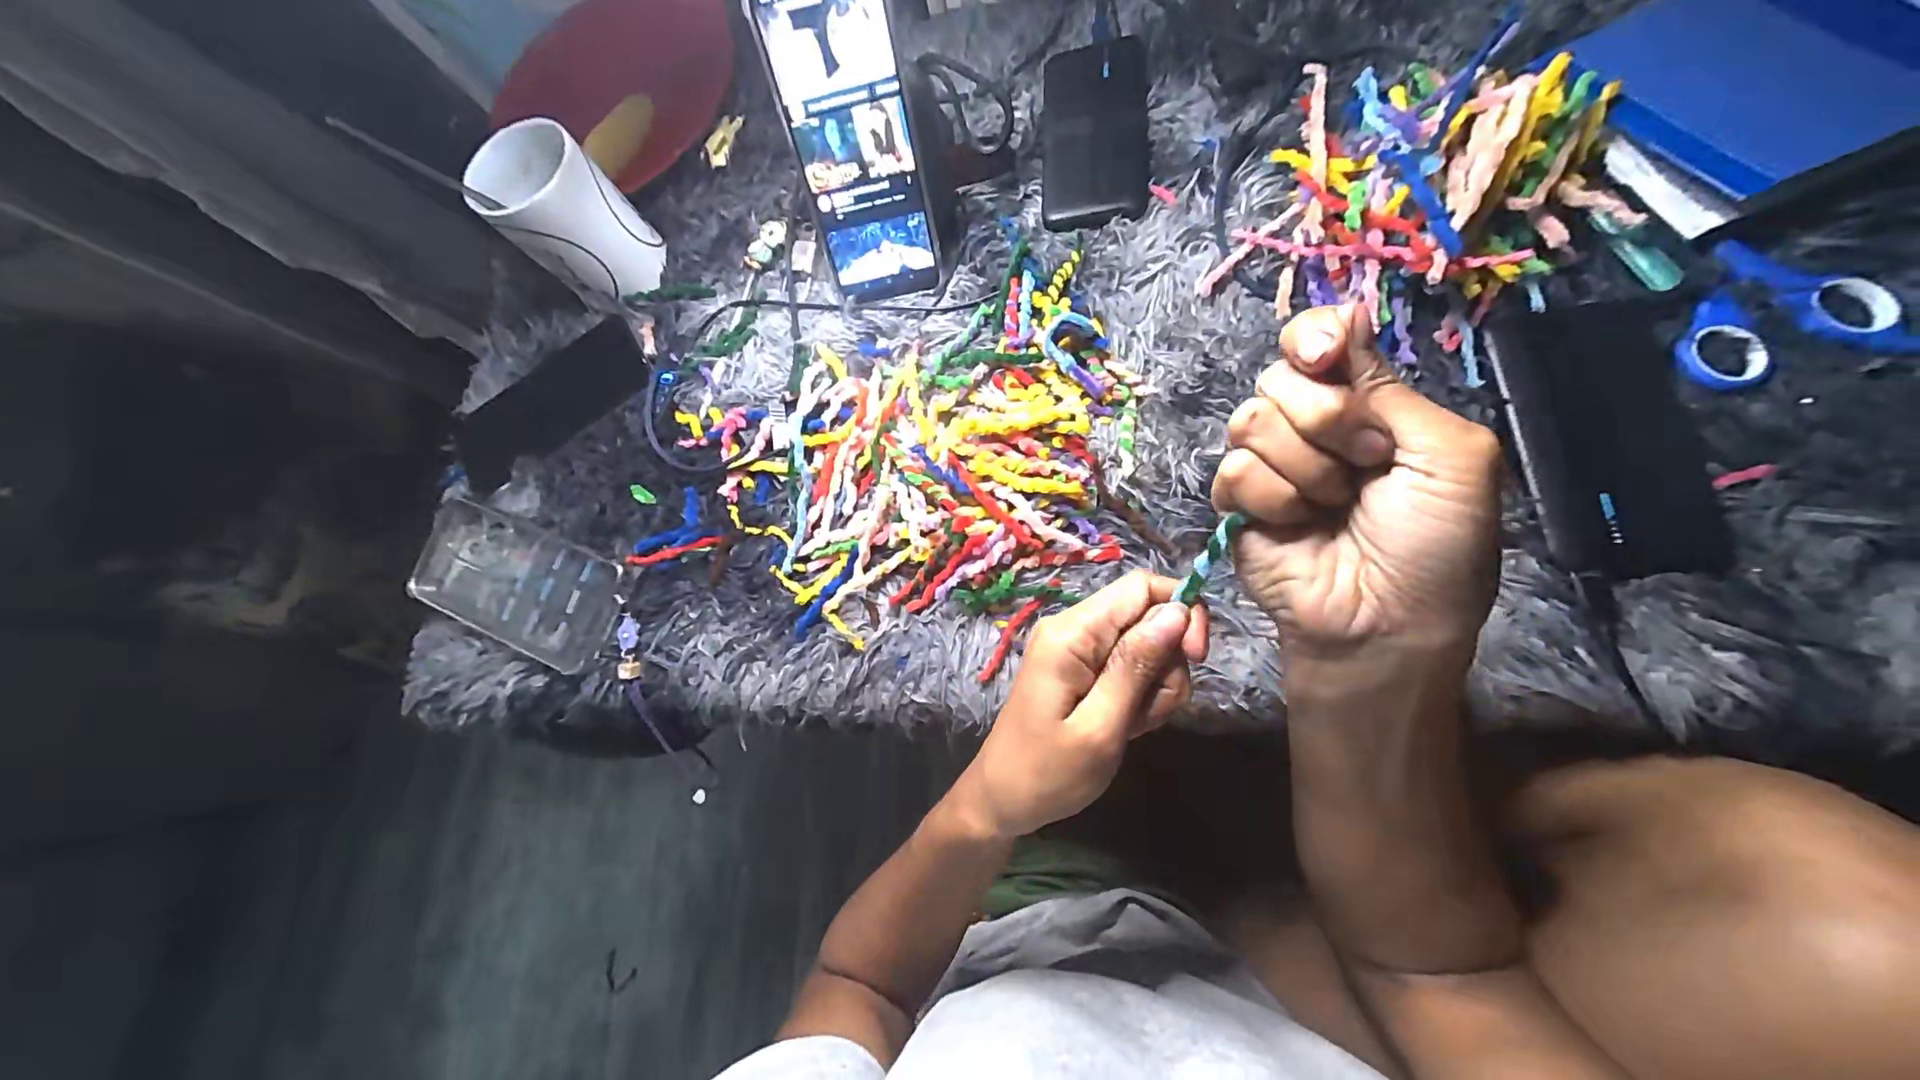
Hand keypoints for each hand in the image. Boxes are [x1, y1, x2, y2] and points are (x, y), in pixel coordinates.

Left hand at [948, 572, 1209, 838]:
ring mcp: (1076, 648)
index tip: (1196, 657)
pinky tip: (1126, 727)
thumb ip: (1137, 666)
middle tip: (1150, 711)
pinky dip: (1140, 695)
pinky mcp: (1081, 668)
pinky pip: (1129, 666)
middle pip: (1148, 615)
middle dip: (1168, 662)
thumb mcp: (1100, 726)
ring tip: (1133, 726)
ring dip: (1156, 686)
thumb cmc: (1048, 773)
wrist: (1003, 800)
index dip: (1181, 611)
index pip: (1141, 586)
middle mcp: (1073, 628)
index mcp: (1072, 633)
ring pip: (1146, 645)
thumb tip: (1177, 611)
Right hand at [1212, 303, 1502, 664]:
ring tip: (1333, 507)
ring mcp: (1270, 464)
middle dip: (1325, 421)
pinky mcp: (1236, 502)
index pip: (1317, 339)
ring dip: (1304, 469)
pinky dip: (1271, 501)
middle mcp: (1311, 425)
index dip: (1312, 338)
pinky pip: (1232, 472)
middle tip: (1365, 465)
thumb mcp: (1452, 455)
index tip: (1325, 358)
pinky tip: (1297, 527)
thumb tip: (1345, 311)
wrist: (1382, 622)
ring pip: (1250, 422)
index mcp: (1365, 403)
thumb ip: (1391, 388)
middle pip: (1277, 376)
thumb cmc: (1435, 545)